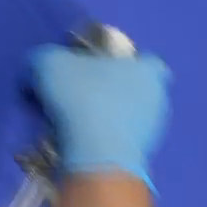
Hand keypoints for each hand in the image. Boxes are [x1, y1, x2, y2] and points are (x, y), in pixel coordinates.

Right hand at [30, 44, 171, 189]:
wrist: (96, 150)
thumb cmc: (80, 95)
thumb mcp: (48, 62)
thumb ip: (49, 55)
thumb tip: (50, 62)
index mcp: (146, 70)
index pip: (144, 61)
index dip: (117, 62)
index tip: (91, 66)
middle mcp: (158, 96)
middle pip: (132, 85)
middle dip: (107, 86)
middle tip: (75, 89)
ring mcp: (154, 127)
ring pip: (127, 110)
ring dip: (104, 110)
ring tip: (71, 114)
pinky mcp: (143, 151)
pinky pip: (120, 133)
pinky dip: (103, 131)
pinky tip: (79, 133)